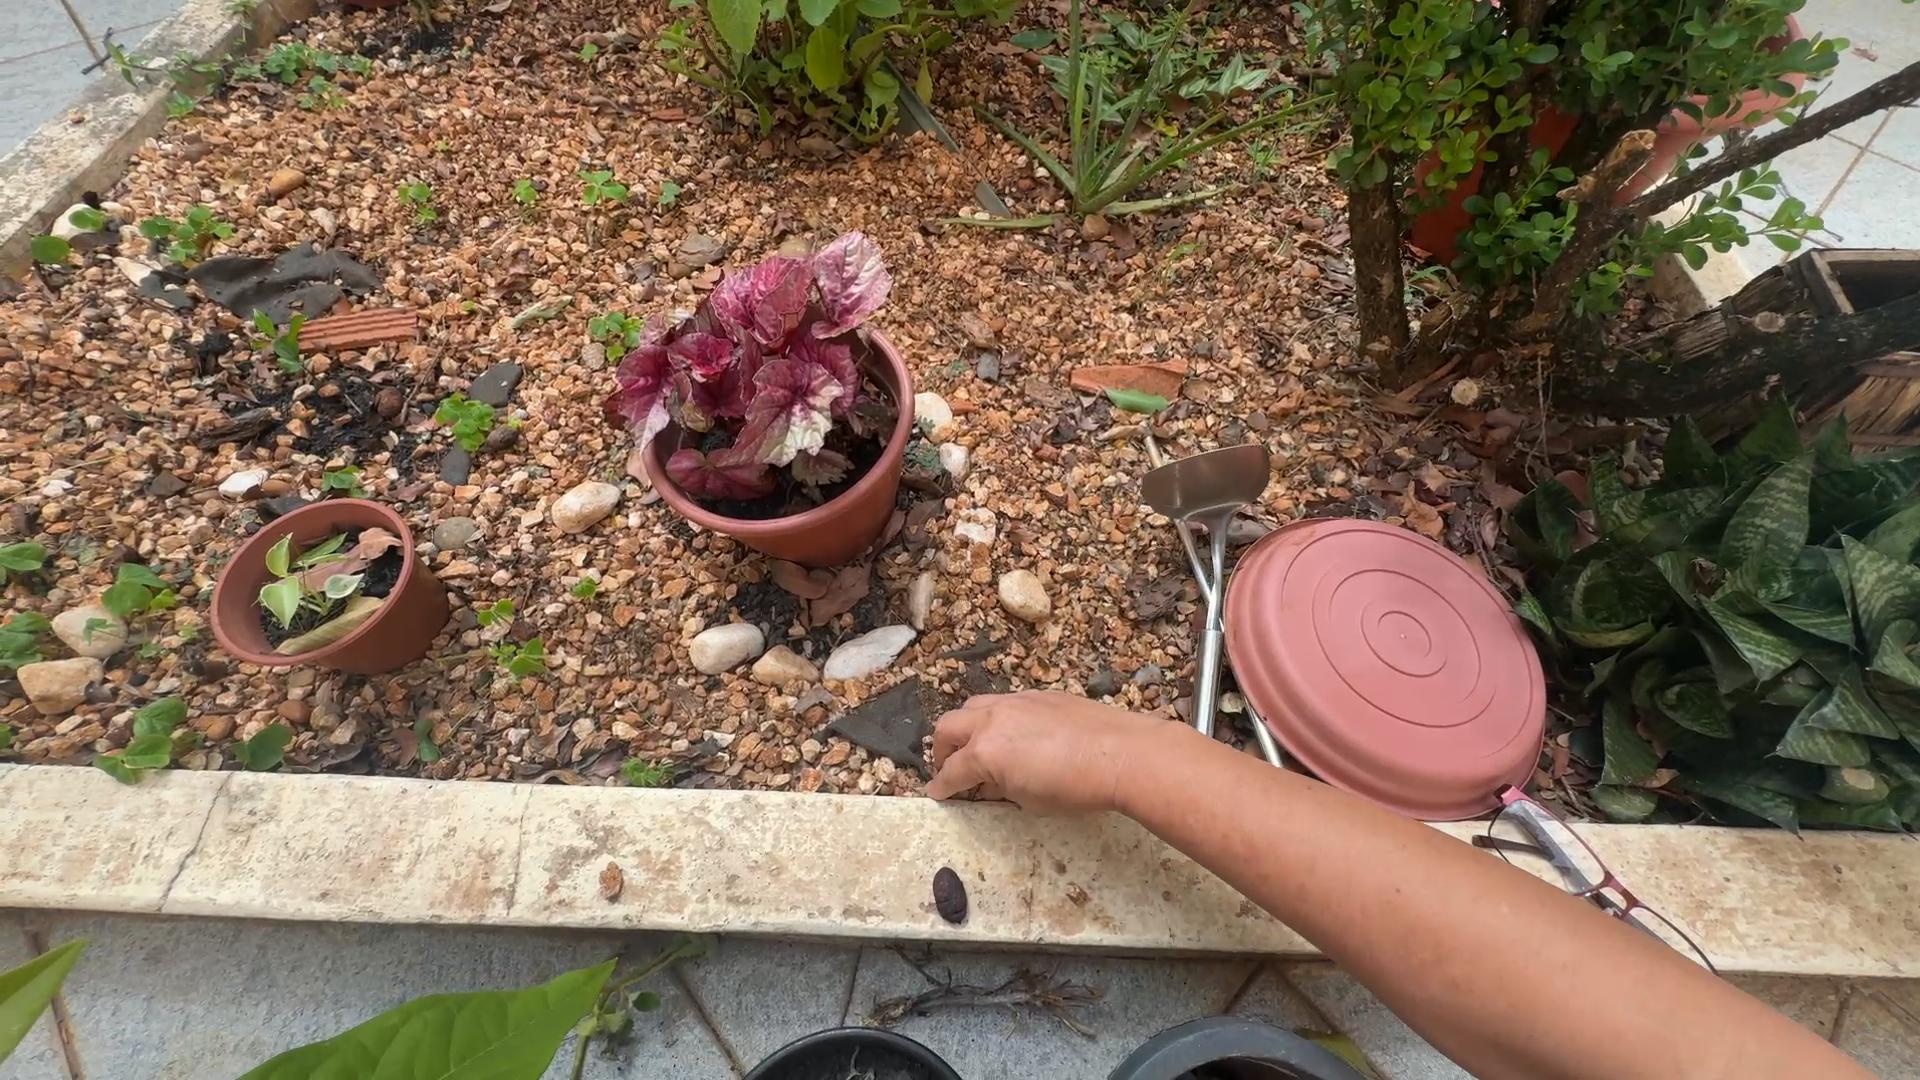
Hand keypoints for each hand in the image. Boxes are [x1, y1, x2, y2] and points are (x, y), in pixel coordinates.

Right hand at [925, 691, 1170, 814]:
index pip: (951, 772)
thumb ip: (1001, 788)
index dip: (941, 787)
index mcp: (984, 751)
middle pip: (948, 727)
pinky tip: (1015, 734)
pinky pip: (1005, 702)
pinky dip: (998, 718)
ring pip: (974, 706)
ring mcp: (1015, 701)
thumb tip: (990, 783)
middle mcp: (992, 719)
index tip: (936, 794)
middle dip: (942, 749)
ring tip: (977, 745)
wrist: (1120, 753)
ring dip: (967, 727)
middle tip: (949, 767)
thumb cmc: (1075, 787)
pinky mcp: (1039, 694)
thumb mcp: (1029, 801)